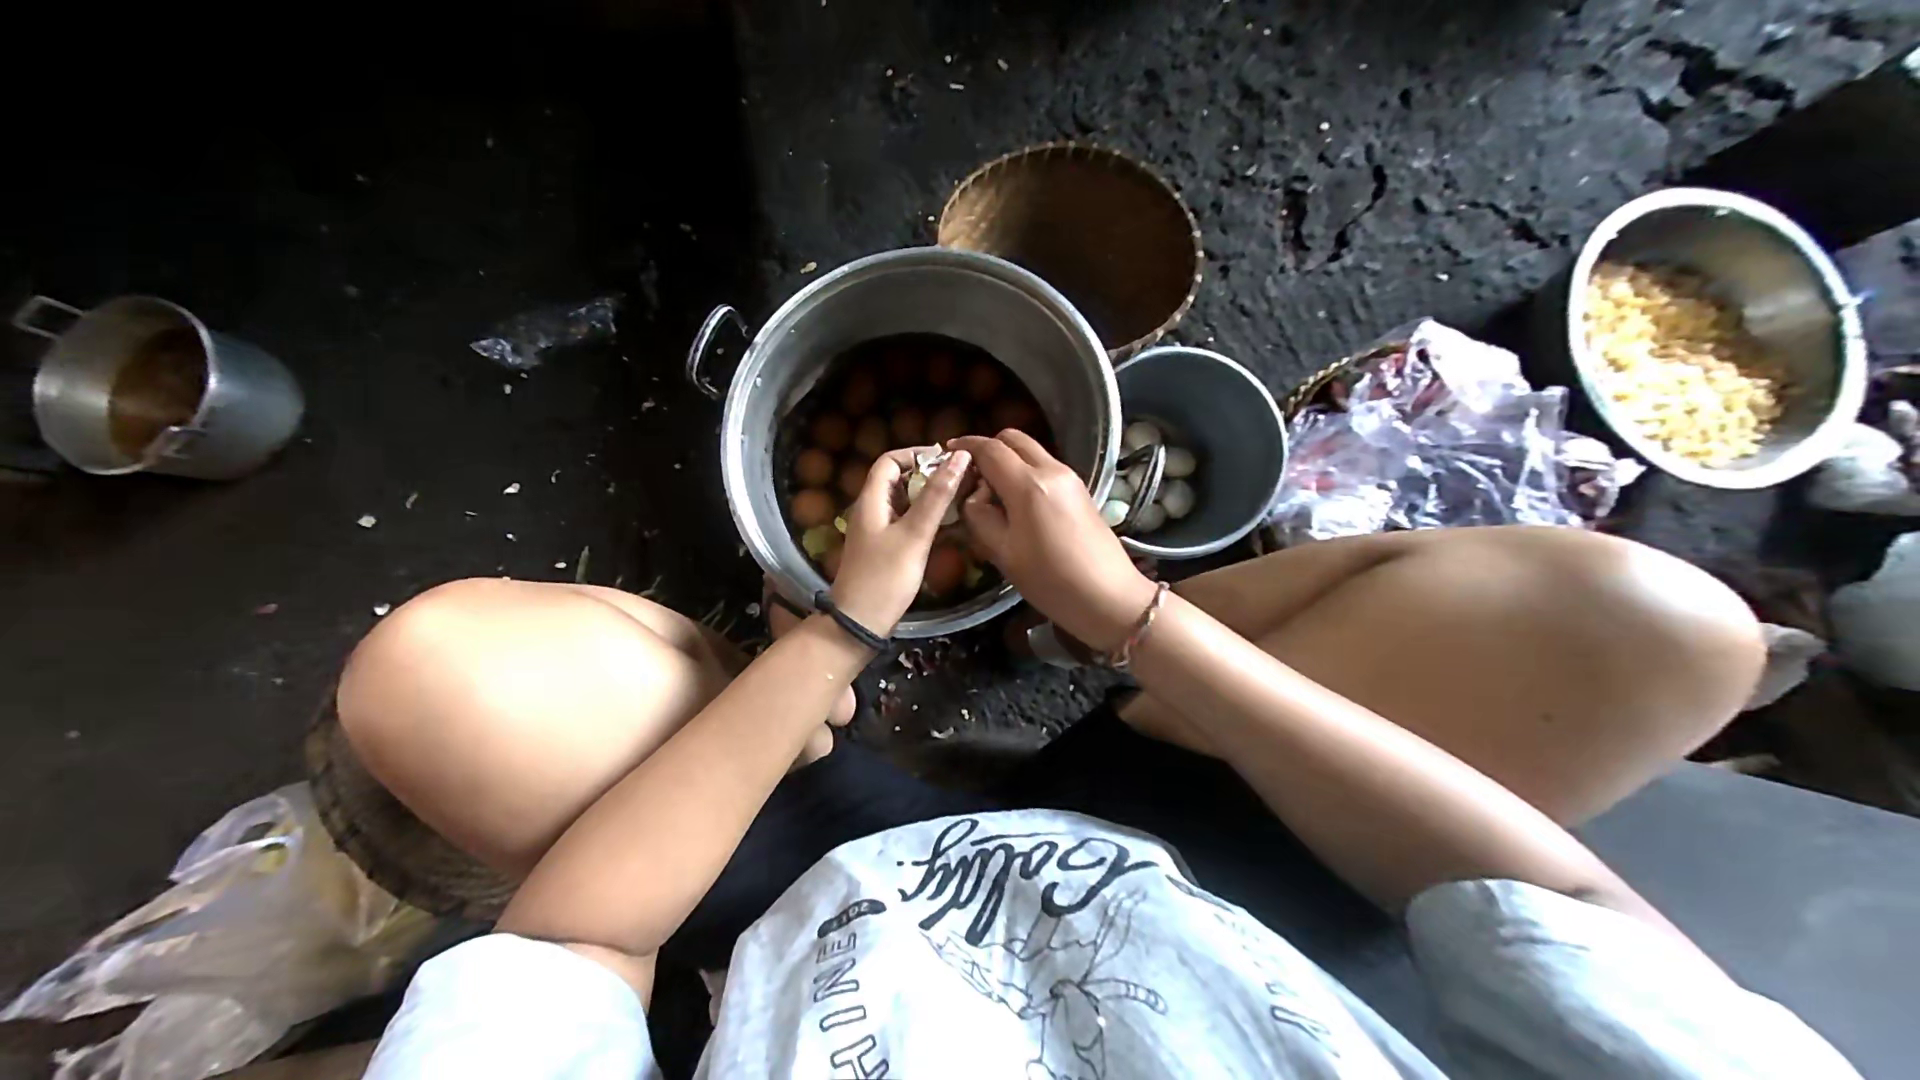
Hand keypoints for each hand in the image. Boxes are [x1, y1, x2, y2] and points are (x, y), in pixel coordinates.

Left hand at [831, 446, 970, 635]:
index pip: (889, 460)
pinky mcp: (886, 550)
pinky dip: (926, 518)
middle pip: (898, 480)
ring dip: (930, 497)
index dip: (916, 454)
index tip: (947, 461)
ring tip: (961, 499)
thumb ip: (936, 497)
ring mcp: (878, 532)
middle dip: (928, 475)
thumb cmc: (884, 578)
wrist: (859, 624)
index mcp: (870, 500)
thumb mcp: (914, 535)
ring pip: (904, 502)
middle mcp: (871, 511)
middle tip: (961, 480)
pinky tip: (949, 526)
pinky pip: (907, 523)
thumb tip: (958, 458)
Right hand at [951, 431, 1157, 650]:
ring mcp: (1069, 478)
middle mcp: (1051, 470)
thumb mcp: (1003, 553)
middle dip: (988, 449)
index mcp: (1029, 485)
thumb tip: (973, 497)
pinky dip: (1025, 473)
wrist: (1109, 598)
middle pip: (1013, 439)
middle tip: (971, 476)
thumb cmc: (1051, 581)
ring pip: (1031, 452)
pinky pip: (1044, 468)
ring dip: (1008, 461)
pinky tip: (1016, 504)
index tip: (947, 452)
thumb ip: (980, 517)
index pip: (990, 449)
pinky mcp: (1080, 490)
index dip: (965, 447)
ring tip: (992, 494)